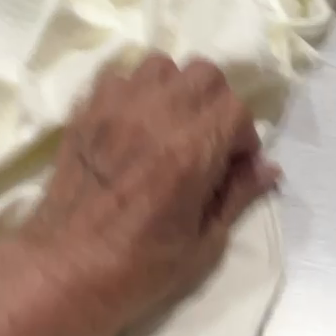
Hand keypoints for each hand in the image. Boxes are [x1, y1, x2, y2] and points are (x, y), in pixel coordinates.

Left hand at [20, 53, 278, 334]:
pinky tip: (139, 129)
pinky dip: (140, 94)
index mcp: (189, 154)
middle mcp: (154, 117)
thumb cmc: (142, 268)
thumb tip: (268, 169)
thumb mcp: (205, 244)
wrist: (67, 268)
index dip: (244, 138)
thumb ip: (237, 197)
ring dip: (179, 93)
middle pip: (205, 75)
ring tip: (173, 130)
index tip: (235, 168)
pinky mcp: (87, 110)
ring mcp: (115, 108)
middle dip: (218, 106)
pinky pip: (122, 76)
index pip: (236, 108)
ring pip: (163, 67)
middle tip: (210, 145)